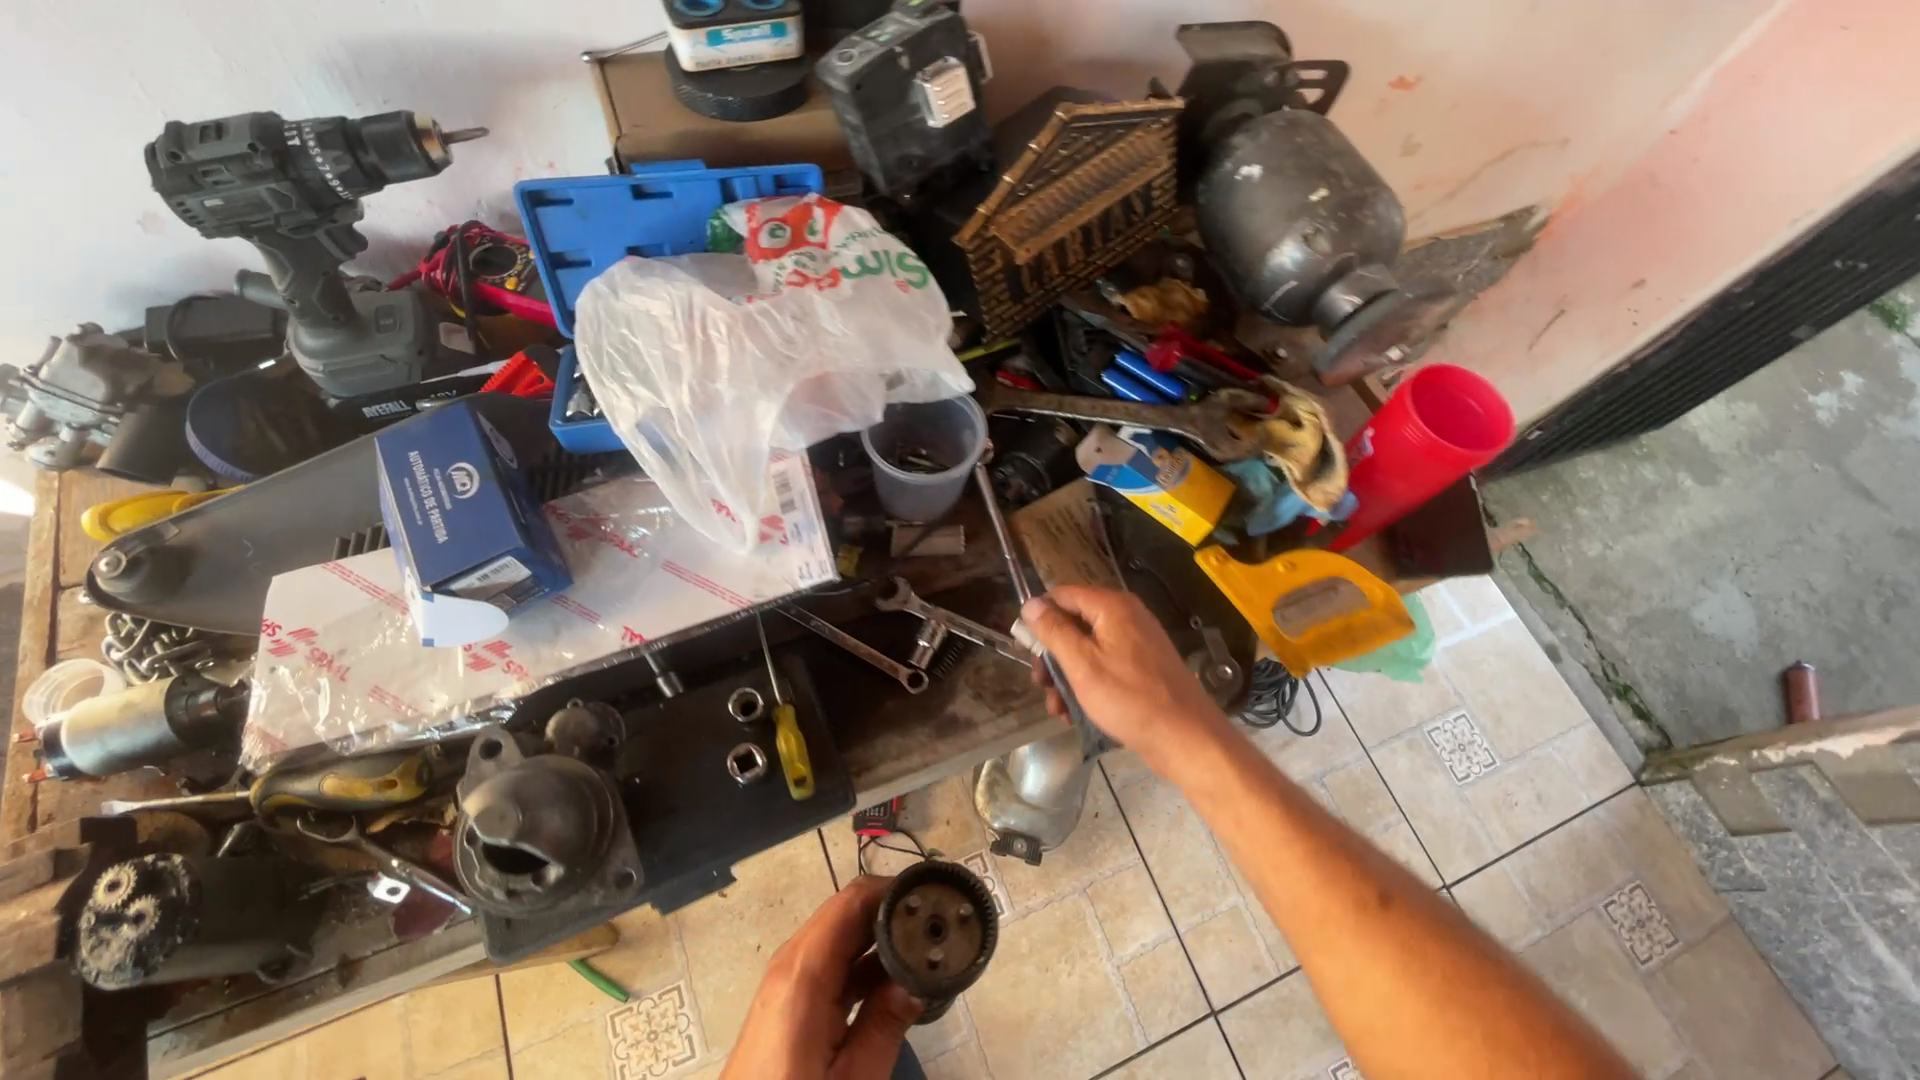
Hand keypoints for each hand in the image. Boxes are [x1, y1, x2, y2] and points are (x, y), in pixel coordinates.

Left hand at [723, 875, 923, 1079]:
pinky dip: (865, 961)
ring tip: (929, 944)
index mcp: (804, 973)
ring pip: (842, 937)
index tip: (935, 895)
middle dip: (893, 910)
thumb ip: (884, 1027)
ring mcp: (788, 982)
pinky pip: (833, 963)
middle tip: (940, 920)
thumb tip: (917, 981)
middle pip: (848, 913)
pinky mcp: (791, 1001)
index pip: (852, 902)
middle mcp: (792, 964)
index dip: (892, 889)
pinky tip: (897, 977)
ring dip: (882, 935)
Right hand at [1020, 586, 1233, 767]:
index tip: (1027, 648)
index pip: (1062, 595)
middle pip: (1074, 624)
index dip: (1040, 618)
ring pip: (1087, 649)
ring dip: (1066, 677)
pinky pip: (1105, 666)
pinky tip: (1076, 713)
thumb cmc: (1130, 698)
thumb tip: (1030, 603)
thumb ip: (1054, 631)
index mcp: (1112, 607)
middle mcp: (1126, 616)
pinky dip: (1088, 685)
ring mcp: (1137, 642)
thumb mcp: (1082, 664)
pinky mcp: (1143, 667)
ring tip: (1058, 708)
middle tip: (1041, 684)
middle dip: (1052, 655)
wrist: (1186, 737)